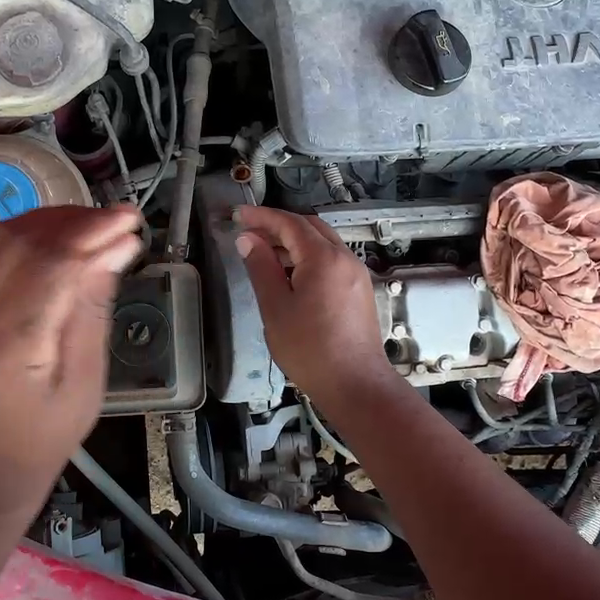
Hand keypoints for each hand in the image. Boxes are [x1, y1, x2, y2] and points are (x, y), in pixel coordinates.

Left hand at [0, 205, 143, 502]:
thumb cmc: (43, 437)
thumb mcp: (85, 383)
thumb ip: (93, 308)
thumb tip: (117, 246)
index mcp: (8, 348)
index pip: (51, 265)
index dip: (93, 232)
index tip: (130, 220)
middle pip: (20, 242)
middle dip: (74, 220)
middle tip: (115, 219)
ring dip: (47, 220)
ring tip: (90, 223)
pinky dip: (22, 235)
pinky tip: (55, 238)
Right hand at [234, 205, 395, 403]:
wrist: (355, 385)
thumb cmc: (310, 349)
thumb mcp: (275, 308)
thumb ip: (261, 268)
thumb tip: (248, 240)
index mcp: (324, 258)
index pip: (290, 223)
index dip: (263, 216)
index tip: (240, 214)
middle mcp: (345, 258)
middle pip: (310, 227)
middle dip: (279, 225)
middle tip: (250, 233)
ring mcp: (356, 274)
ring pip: (323, 243)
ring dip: (294, 242)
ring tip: (265, 255)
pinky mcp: (360, 291)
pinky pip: (332, 261)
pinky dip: (309, 258)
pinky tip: (290, 276)